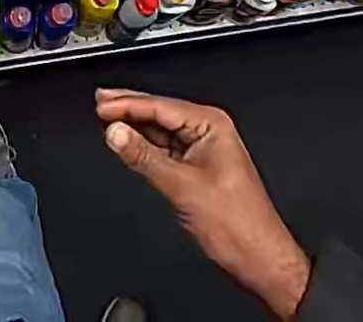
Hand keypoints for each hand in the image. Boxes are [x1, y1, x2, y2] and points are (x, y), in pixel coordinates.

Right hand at [96, 89, 310, 319]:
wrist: (261, 261)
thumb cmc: (240, 226)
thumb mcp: (182, 187)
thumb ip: (144, 157)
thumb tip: (117, 132)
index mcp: (211, 124)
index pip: (160, 106)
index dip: (127, 104)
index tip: (102, 105)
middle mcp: (208, 130)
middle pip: (159, 112)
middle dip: (128, 107)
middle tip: (101, 101)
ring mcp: (202, 148)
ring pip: (160, 129)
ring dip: (134, 125)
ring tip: (108, 116)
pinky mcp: (196, 166)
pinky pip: (164, 147)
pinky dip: (144, 144)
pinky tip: (129, 141)